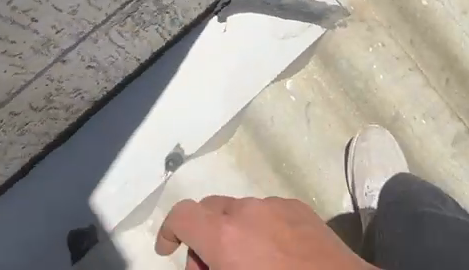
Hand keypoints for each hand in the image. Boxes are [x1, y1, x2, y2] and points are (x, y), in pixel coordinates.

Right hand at [156, 195, 371, 269]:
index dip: (169, 230)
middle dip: (203, 239)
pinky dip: (260, 230)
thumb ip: (209, 269)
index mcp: (225, 235)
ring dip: (234, 235)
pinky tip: (276, 259)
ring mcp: (277, 205)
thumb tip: (203, 264)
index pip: (183, 215)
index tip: (167, 250)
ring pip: (241, 212)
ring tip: (248, 267)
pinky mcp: (301, 208)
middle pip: (211, 211)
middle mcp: (248, 211)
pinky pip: (268, 213)